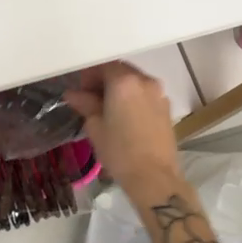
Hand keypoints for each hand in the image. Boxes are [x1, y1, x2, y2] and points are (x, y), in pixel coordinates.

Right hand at [65, 61, 180, 200]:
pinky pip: (146, 95)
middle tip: (91, 99)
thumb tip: (74, 94)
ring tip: (108, 110)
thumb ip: (85, 104)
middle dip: (105, 81)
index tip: (81, 91)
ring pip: (135, 83)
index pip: (104, 66)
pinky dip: (133, 99)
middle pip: (121, 71)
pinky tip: (125, 118)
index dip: (89, 75)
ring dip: (120, 90)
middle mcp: (145, 81)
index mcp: (124, 81)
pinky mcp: (167, 108)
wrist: (153, 176)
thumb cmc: (119, 150)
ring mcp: (159, 94)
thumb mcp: (95, 126)